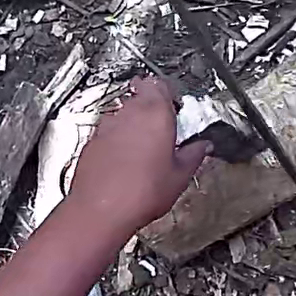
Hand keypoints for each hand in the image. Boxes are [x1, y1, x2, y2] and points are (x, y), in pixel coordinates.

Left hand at [65, 78, 210, 237]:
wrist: (100, 210)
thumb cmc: (141, 192)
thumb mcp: (180, 176)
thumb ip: (194, 155)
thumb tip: (202, 147)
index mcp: (156, 114)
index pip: (160, 85)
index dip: (167, 92)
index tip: (173, 103)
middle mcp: (129, 114)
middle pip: (140, 95)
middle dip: (151, 107)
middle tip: (163, 126)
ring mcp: (107, 126)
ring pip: (123, 113)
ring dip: (133, 123)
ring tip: (144, 147)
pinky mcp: (92, 142)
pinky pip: (108, 132)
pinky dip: (117, 139)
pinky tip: (125, 160)